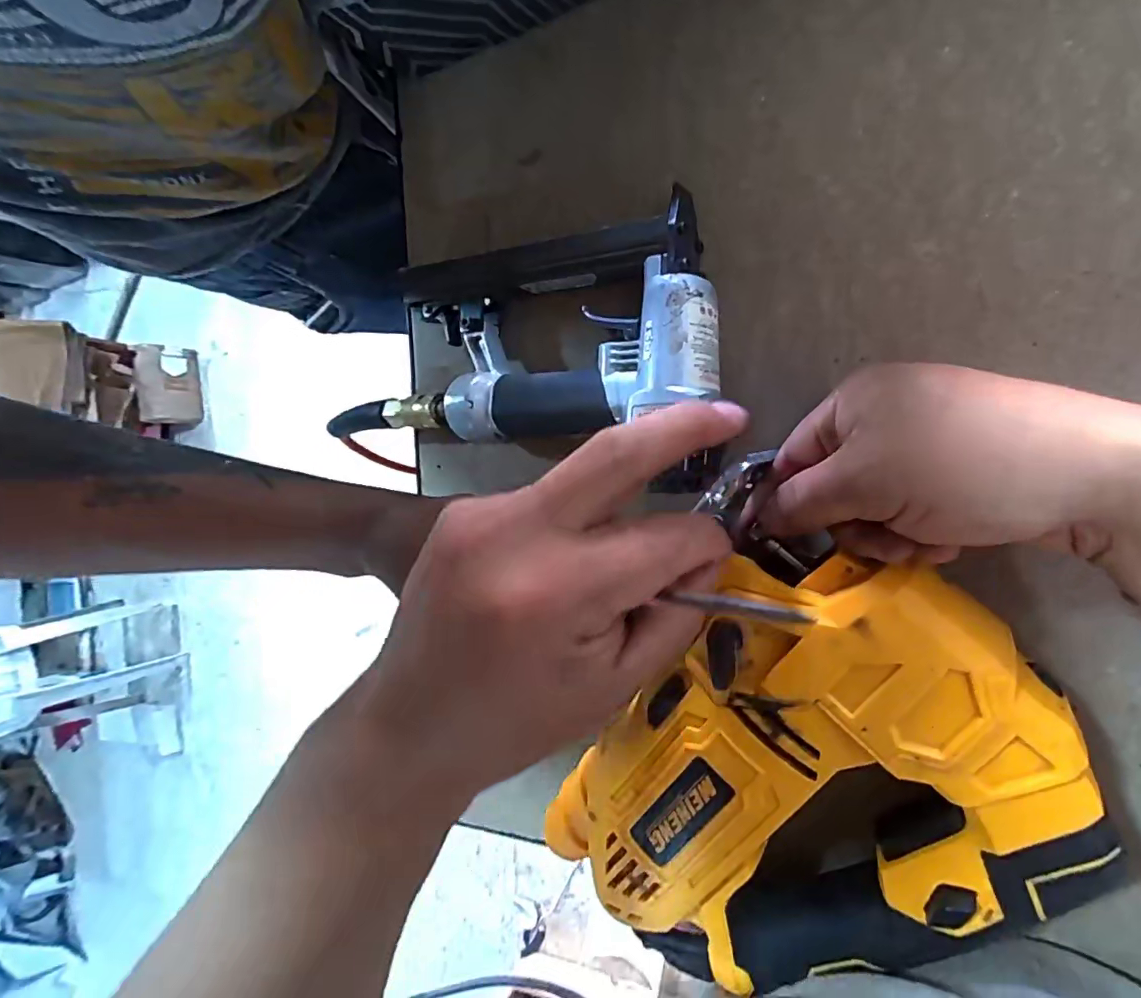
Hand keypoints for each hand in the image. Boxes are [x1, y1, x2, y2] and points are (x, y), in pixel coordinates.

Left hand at [352, 402, 748, 802]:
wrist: (409, 727)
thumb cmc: (520, 722)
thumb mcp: (617, 686)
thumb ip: (675, 613)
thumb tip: (703, 551)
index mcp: (559, 590)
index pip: (666, 537)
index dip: (706, 543)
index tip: (718, 553)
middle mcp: (515, 531)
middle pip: (614, 451)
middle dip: (682, 425)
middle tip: (732, 413)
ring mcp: (481, 511)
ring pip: (583, 475)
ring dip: (628, 489)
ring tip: (646, 530)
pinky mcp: (465, 509)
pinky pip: (548, 497)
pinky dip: (581, 516)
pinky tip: (575, 557)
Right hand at [758, 364, 1140, 564]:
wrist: (1087, 472)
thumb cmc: (958, 467)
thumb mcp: (867, 483)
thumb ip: (803, 501)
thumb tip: (758, 515)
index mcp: (854, 400)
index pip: (794, 455)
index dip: (786, 502)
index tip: (786, 547)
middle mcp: (885, 413)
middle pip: (835, 486)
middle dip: (855, 523)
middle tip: (884, 540)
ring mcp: (925, 440)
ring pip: (875, 505)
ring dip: (892, 534)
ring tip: (928, 540)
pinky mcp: (958, 467)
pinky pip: (914, 507)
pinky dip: (924, 529)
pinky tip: (955, 535)